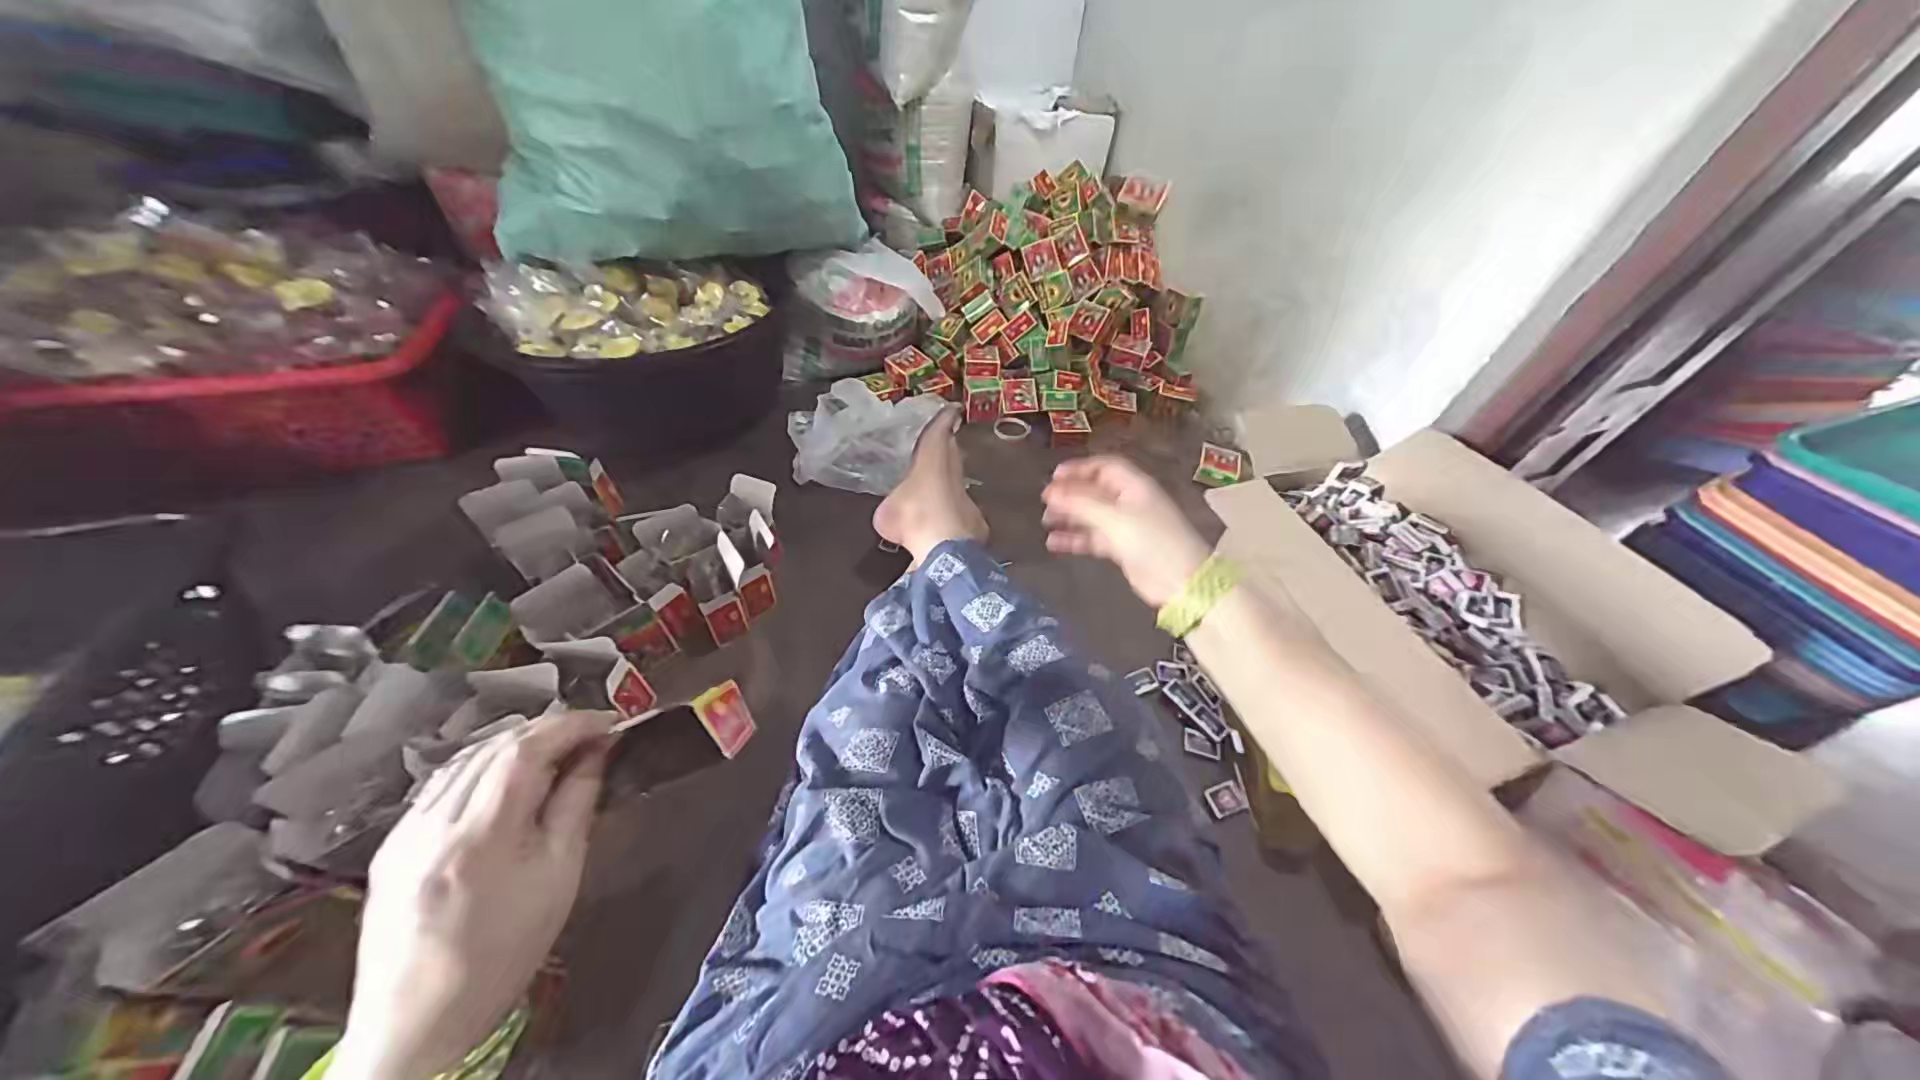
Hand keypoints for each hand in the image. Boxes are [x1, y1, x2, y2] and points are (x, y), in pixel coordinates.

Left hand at [331, 711, 614, 1079]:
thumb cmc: (504, 952)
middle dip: (549, 729)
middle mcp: (433, 823)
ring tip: (559, 746)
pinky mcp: (393, 845)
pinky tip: (509, 772)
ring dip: (517, 742)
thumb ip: (577, 804)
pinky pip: (444, 783)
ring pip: (466, 758)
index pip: (525, 750)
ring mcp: (405, 832)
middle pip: (494, 746)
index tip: (609, 722)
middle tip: (592, 732)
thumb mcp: (559, 876)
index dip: (571, 725)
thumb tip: (597, 752)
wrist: (415, 1025)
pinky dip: (485, 764)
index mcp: (479, 836)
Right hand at [1042, 456, 1212, 608]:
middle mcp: (1130, 502)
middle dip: (1070, 494)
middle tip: (1046, 500)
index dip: (1079, 468)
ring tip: (1047, 521)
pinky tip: (1055, 543)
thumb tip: (1052, 491)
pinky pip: (1094, 537)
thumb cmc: (1151, 542)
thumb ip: (1081, 503)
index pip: (1104, 467)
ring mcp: (1127, 525)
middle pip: (1095, 490)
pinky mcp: (1122, 547)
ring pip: (1092, 515)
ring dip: (1069, 516)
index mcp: (1134, 486)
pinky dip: (1075, 539)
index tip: (1054, 476)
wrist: (1180, 581)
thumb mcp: (1114, 518)